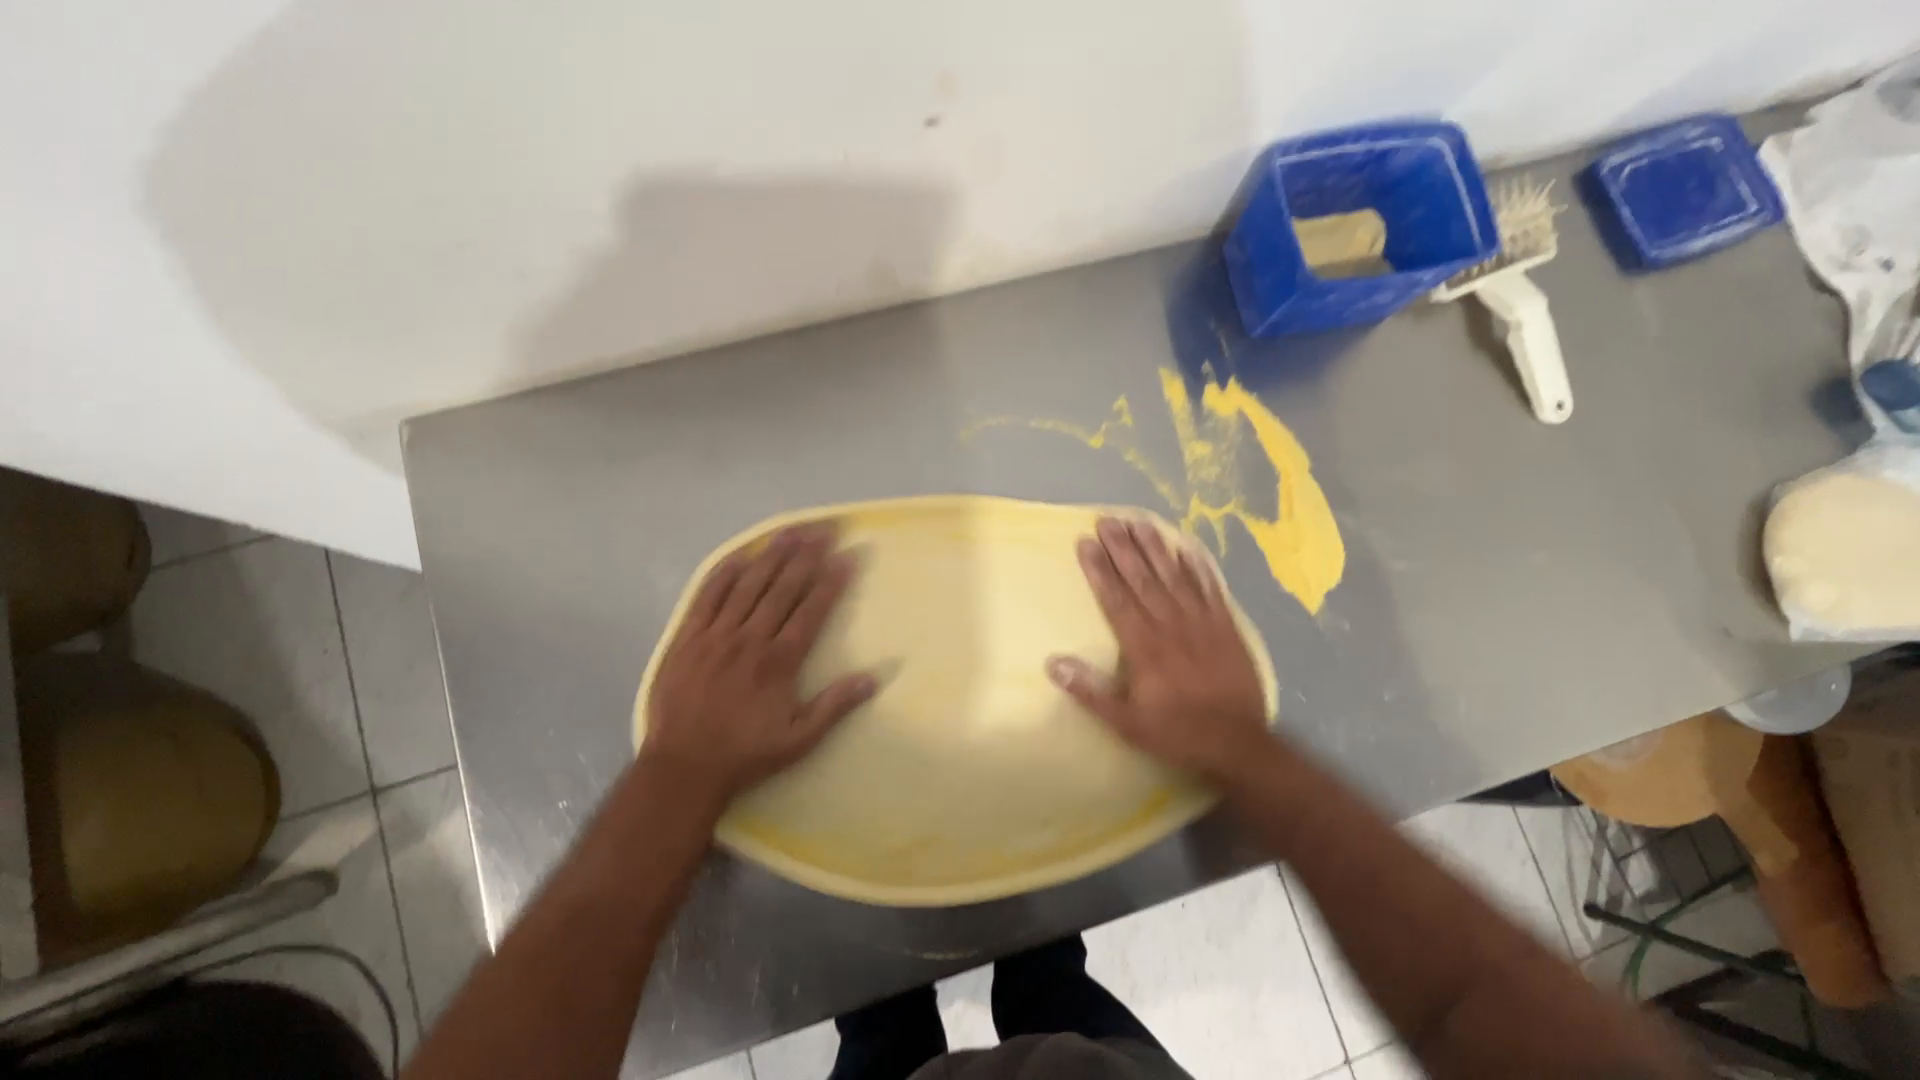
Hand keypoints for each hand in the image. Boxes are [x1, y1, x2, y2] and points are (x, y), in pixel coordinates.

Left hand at [640, 521, 875, 804]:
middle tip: (825, 530)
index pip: (811, 610)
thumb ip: (835, 706)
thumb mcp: (799, 740)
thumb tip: (874, 677)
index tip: (847, 557)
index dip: (831, 581)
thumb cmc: (746, 754)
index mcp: (780, 662)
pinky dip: (724, 573)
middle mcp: (750, 639)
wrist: (684, 766)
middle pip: (783, 588)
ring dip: (771, 556)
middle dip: (807, 556)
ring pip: (748, 585)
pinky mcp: (688, 637)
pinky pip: (707, 596)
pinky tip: (741, 554)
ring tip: (791, 532)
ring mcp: (716, 635)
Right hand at [1046, 517, 1271, 782]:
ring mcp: (1201, 623)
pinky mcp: (1226, 627)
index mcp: (1144, 647)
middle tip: (1107, 519)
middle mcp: (1170, 625)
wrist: (1238, 744)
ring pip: (1174, 576)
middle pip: (1142, 579)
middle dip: (1123, 547)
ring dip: (1156, 547)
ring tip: (1139, 521)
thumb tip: (1053, 663)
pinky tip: (1187, 547)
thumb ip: (1090, 691)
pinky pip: (1211, 589)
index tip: (1085, 543)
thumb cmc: (1177, 733)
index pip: (1115, 599)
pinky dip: (1199, 566)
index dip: (1099, 569)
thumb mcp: (1126, 722)